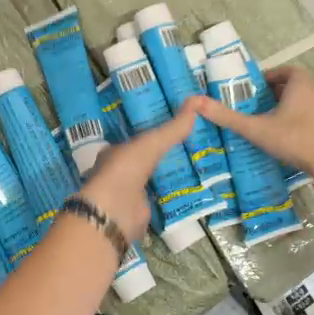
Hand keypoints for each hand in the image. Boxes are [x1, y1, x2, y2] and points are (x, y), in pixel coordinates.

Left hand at [75, 104, 199, 242]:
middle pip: (146, 158)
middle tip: (193, 142)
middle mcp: (120, 170)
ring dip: (170, 172)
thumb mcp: (151, 143)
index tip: (176, 125)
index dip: (154, 131)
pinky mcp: (142, 209)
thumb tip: (196, 102)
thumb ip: (173, 129)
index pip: (137, 137)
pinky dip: (173, 192)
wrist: (116, 212)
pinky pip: (161, 197)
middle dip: (165, 152)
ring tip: (198, 161)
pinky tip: (192, 186)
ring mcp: (130, 191)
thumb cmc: (126, 170)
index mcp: (115, 150)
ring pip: (153, 177)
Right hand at [196, 66, 313, 175]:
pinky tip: (295, 138)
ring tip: (276, 122)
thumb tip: (195, 102)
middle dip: (280, 92)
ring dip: (294, 107)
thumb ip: (227, 117)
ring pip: (309, 102)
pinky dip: (307, 122)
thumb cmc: (293, 139)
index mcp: (301, 86)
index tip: (258, 88)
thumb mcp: (256, 128)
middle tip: (263, 105)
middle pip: (298, 85)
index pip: (287, 70)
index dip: (272, 76)